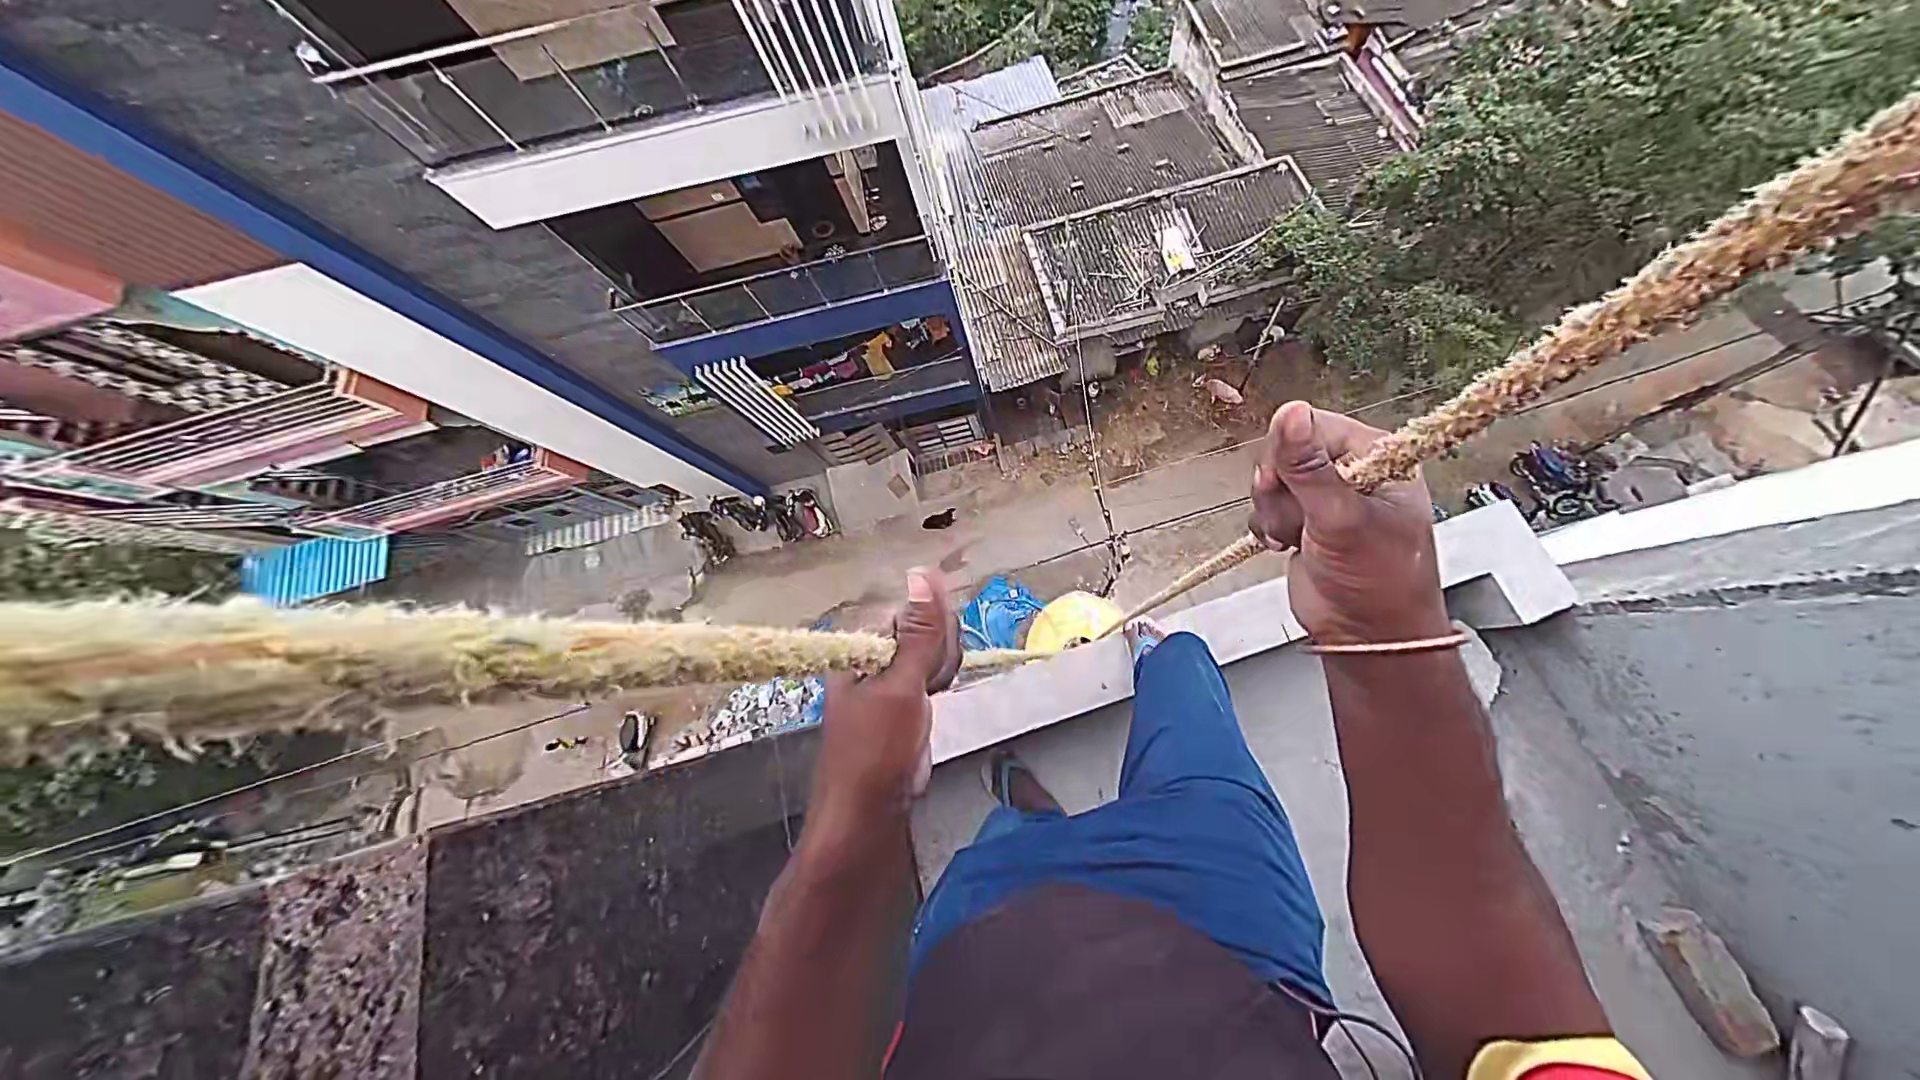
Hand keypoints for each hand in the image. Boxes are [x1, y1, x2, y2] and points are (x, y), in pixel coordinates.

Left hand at [810, 568, 958, 830]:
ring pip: (933, 650)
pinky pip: (931, 671)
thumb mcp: (901, 686)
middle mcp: (874, 651)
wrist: (870, 811)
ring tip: (928, 701)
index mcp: (863, 642)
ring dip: (940, 671)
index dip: (932, 632)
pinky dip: (938, 685)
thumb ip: (919, 632)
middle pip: (925, 627)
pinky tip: (934, 700)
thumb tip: (922, 573)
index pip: (912, 610)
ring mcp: (889, 673)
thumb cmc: (877, 748)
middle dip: (938, 655)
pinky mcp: (904, 693)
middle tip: (927, 688)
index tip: (933, 664)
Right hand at [1248, 401, 1451, 644]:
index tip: (1288, 484)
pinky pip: (1262, 507)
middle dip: (1279, 490)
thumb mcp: (1341, 519)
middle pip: (1282, 453)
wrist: (1365, 635)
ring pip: (1268, 483)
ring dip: (1273, 513)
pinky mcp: (1300, 519)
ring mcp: (1321, 496)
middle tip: (1300, 519)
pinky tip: (1286, 544)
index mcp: (1375, 454)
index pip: (1311, 425)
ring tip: (1297, 537)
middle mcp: (1348, 469)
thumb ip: (1309, 467)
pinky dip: (1266, 528)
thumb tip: (1290, 413)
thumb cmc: (1378, 580)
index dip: (1289, 453)